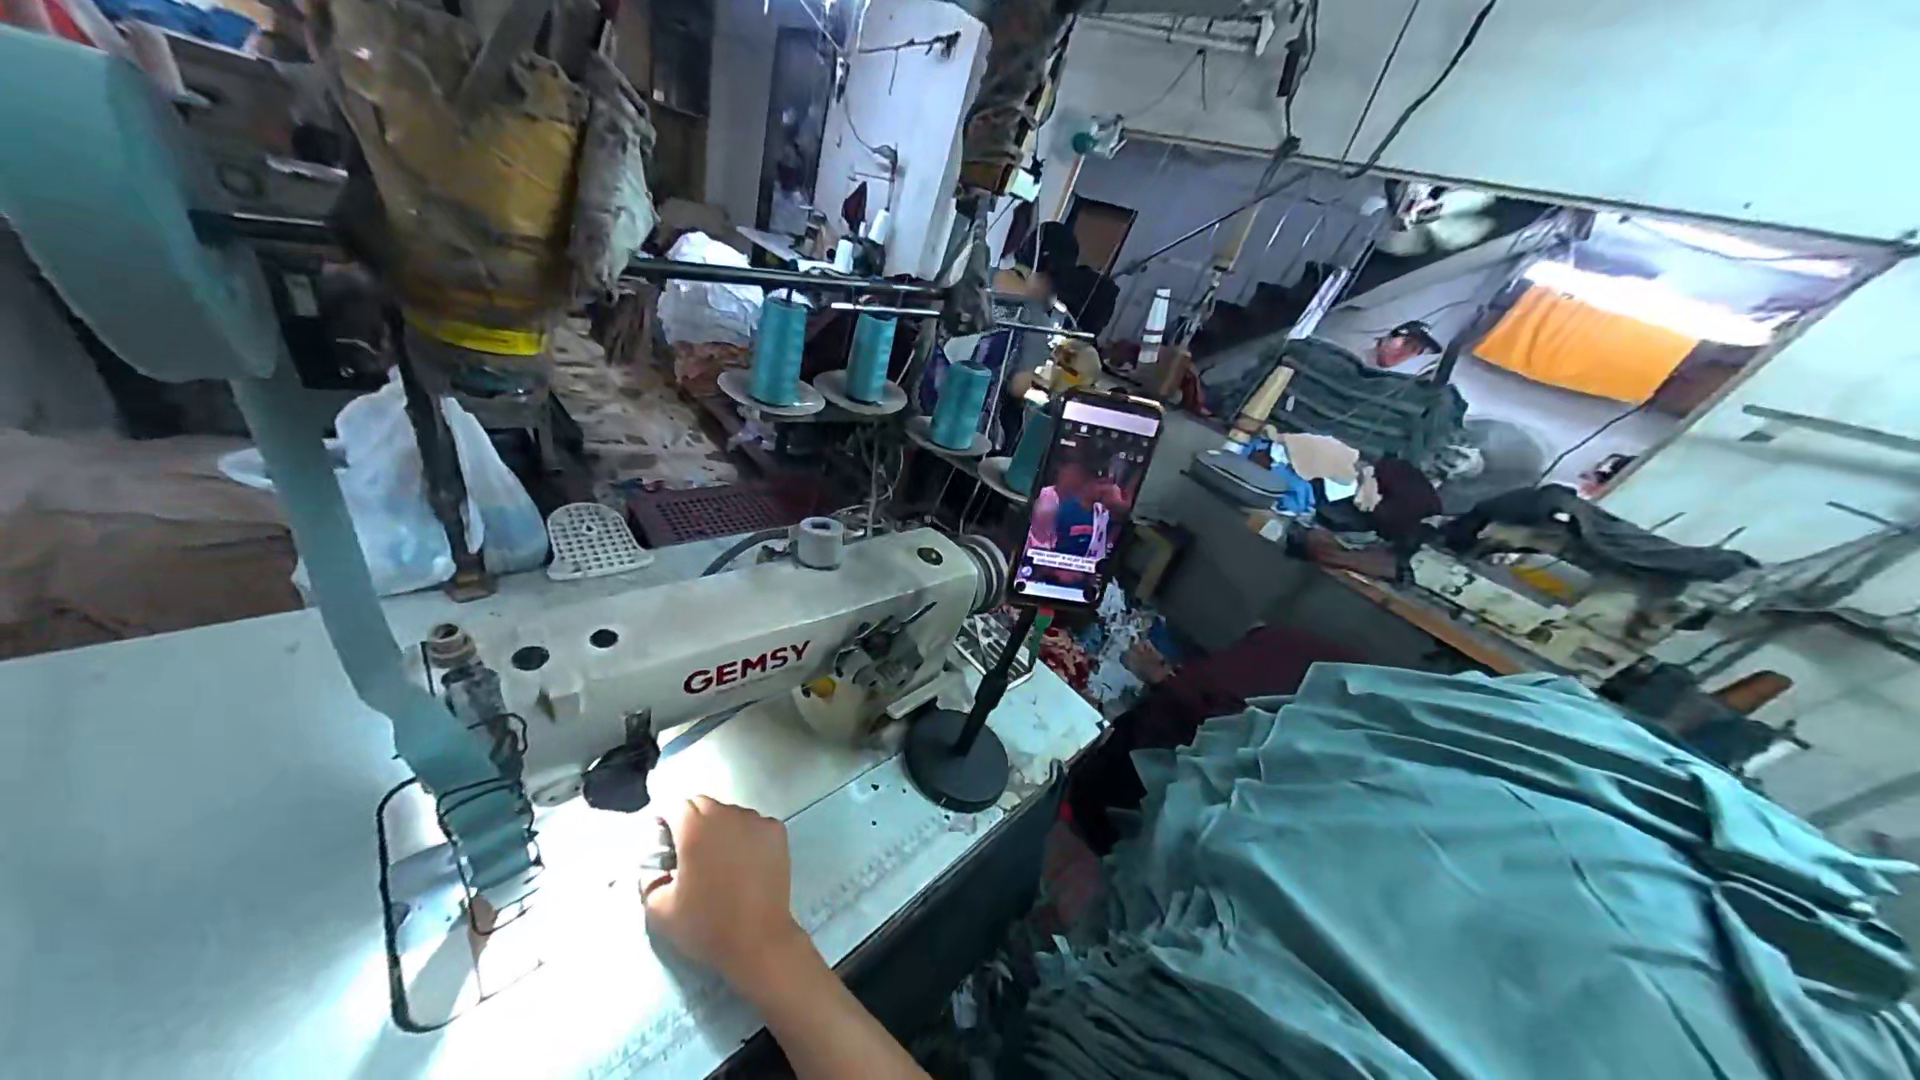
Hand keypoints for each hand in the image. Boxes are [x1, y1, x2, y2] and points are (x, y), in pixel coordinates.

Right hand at [643, 796, 810, 985]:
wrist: (758, 938)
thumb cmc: (705, 924)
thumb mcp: (658, 908)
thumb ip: (648, 876)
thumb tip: (654, 860)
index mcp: (695, 828)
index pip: (677, 807)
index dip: (668, 824)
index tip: (667, 848)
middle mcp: (727, 814)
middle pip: (704, 805)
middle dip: (692, 823)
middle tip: (691, 856)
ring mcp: (756, 820)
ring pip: (730, 813)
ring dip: (720, 828)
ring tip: (720, 861)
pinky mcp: (777, 831)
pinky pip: (754, 824)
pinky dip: (745, 835)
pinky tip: (744, 862)